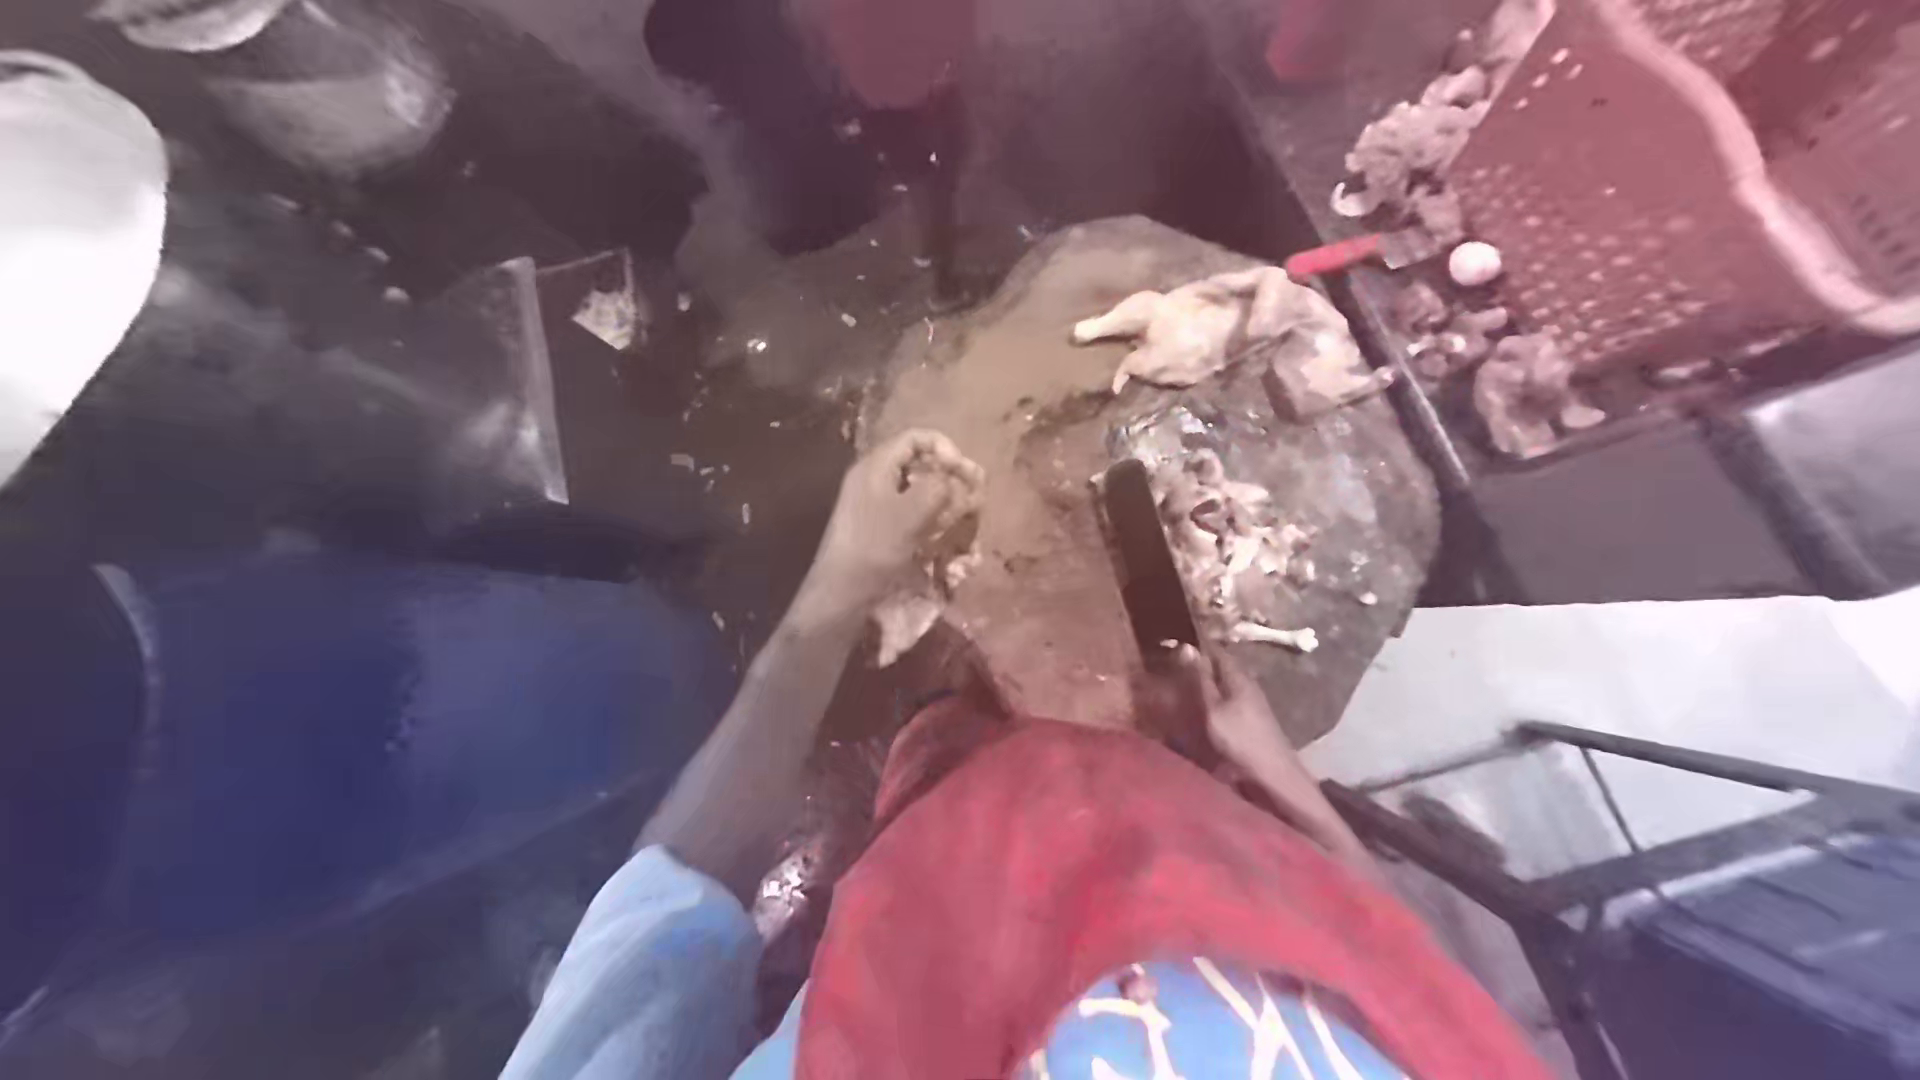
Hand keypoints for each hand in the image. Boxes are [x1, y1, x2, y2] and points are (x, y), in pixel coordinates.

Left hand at [802, 429, 985, 617]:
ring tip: (959, 516)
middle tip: (970, 496)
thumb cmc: (874, 547)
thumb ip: (939, 487)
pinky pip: (909, 509)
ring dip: (942, 497)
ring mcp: (873, 502)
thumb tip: (958, 477)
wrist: (841, 591)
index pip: (916, 437)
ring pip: (917, 487)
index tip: (963, 472)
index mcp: (876, 465)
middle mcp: (873, 478)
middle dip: (948, 475)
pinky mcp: (877, 526)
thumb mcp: (911, 513)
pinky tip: (939, 533)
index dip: (945, 448)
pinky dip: (929, 515)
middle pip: (918, 461)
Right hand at [1166, 644, 1291, 774]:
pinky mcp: (1255, 713)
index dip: (1199, 643)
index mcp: (1238, 676)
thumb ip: (1201, 679)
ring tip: (1189, 677)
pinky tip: (1207, 698)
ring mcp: (1254, 698)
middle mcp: (1249, 681)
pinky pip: (1232, 691)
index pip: (1217, 650)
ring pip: (1229, 678)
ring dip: (1211, 676)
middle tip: (1179, 659)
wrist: (1274, 772)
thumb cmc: (1240, 738)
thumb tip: (1188, 647)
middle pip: (1224, 663)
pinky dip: (1218, 690)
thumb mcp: (1213, 709)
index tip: (1179, 639)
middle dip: (1204, 659)